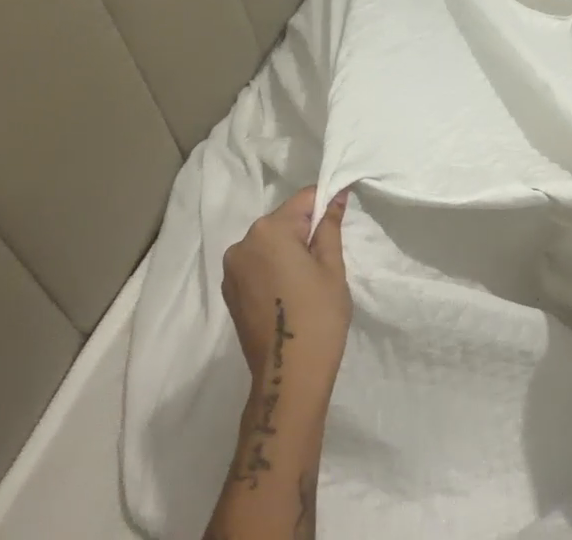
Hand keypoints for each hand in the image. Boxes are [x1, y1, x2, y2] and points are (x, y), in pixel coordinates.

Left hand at [221, 186, 351, 393]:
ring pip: (269, 244)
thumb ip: (329, 227)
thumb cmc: (319, 315)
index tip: (342, 216)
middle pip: (283, 221)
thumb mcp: (332, 267)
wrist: (288, 374)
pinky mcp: (229, 291)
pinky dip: (274, 268)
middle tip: (328, 258)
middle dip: (305, 230)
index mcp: (269, 231)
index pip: (303, 199)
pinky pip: (257, 265)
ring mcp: (231, 269)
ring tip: (309, 280)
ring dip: (288, 250)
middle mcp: (243, 243)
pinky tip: (290, 292)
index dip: (326, 202)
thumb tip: (335, 197)